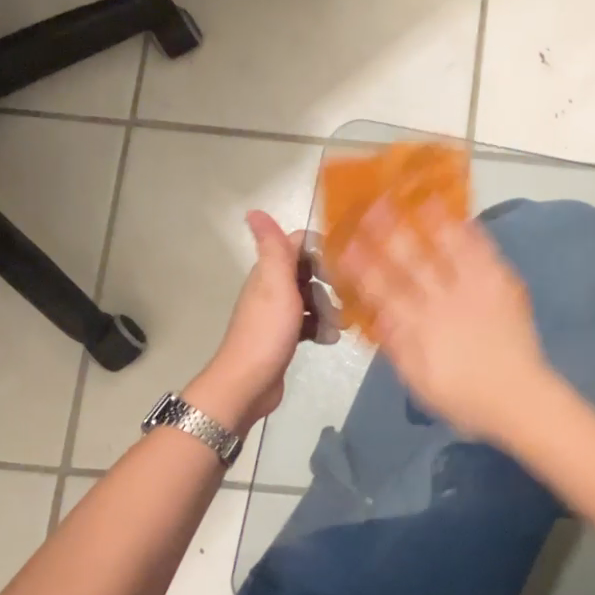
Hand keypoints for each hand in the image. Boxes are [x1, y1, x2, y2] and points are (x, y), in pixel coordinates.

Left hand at [199, 211, 337, 428]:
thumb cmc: (266, 333)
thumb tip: (253, 210)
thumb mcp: (276, 286)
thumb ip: (273, 249)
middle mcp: (272, 288)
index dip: (321, 248)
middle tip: (346, 300)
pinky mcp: (284, 336)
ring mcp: (278, 314)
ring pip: (312, 299)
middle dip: (330, 283)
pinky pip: (310, 323)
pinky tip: (329, 340)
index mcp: (268, 272)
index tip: (344, 263)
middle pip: (309, 272)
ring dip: (329, 309)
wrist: (248, 384)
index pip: (297, 244)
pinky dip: (321, 328)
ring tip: (339, 327)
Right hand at [333, 202, 561, 441]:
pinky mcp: (501, 286)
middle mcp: (442, 302)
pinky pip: (484, 253)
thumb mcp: (418, 381)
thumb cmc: (465, 398)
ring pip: (447, 249)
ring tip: (417, 197)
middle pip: (410, 261)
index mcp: (418, 327)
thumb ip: (396, 347)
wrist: (519, 398)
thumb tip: (376, 316)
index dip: (362, 265)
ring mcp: (474, 290)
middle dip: (389, 232)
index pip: (382, 289)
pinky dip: (471, 233)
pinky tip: (462, 217)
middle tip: (372, 205)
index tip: (345, 244)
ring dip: (429, 222)